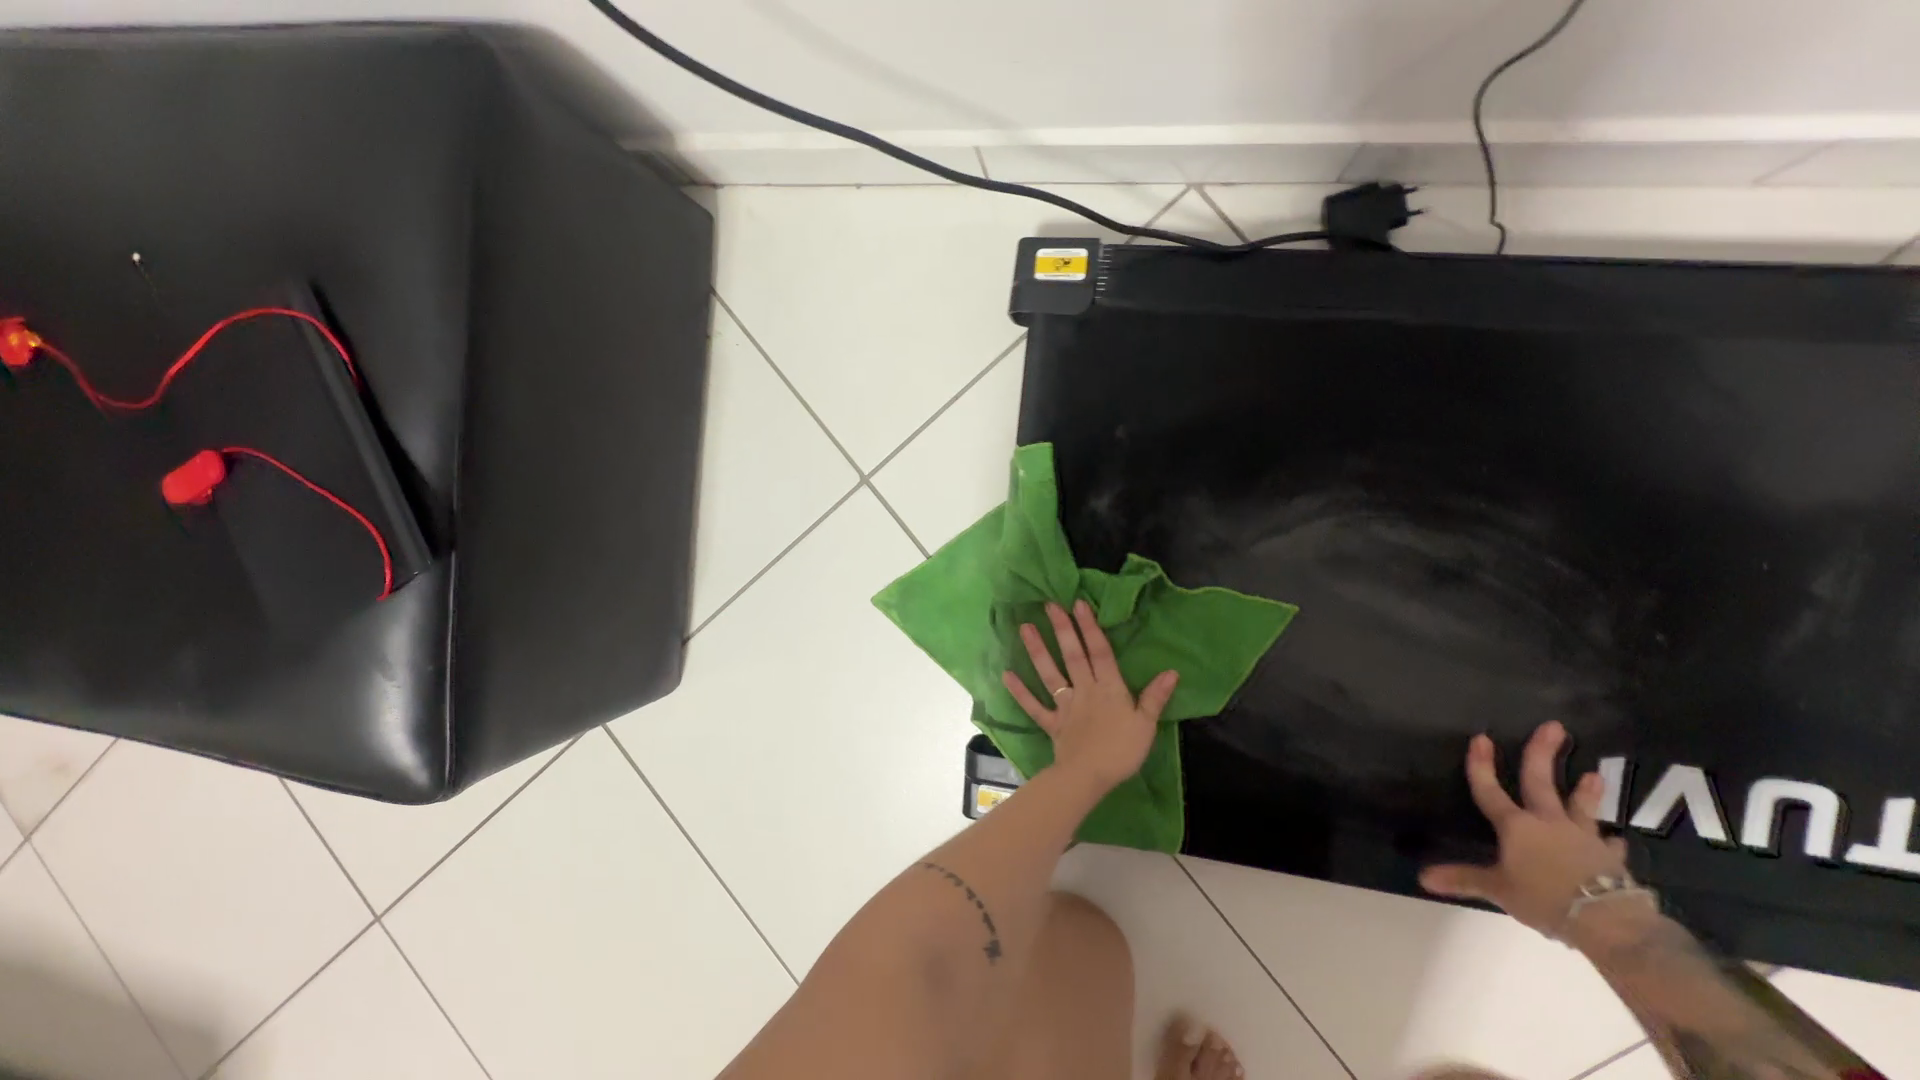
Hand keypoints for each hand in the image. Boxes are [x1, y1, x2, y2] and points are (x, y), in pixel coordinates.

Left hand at [1002, 600, 1178, 794]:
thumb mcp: (1146, 724)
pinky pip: (1033, 706)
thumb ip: (1155, 697)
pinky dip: (1020, 692)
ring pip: (1050, 674)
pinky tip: (1006, 675)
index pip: (1099, 652)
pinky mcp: (1052, 724)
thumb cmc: (1121, 751)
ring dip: (1037, 650)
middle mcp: (1085, 690)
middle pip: (1073, 656)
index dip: (1090, 627)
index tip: (1079, 604)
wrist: (1089, 777)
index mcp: (1109, 689)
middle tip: (1049, 605)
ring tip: (1025, 628)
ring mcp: (1065, 706)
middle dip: (1062, 629)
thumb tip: (1171, 671)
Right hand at [1420, 721, 1629, 936]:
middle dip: (1542, 753)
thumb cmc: (1542, 897)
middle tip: (1553, 726)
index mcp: (1516, 827)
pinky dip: (1610, 842)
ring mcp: (1582, 837)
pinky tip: (1616, 840)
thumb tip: (1422, 876)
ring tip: (1594, 775)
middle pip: (1541, 782)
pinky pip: (1608, 845)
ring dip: (1586, 792)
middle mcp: (1548, 823)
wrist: (1605, 918)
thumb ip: (1463, 879)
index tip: (1481, 738)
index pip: (1490, 791)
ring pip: (1581, 807)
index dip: (1482, 765)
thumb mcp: (1497, 890)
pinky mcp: (1609, 858)